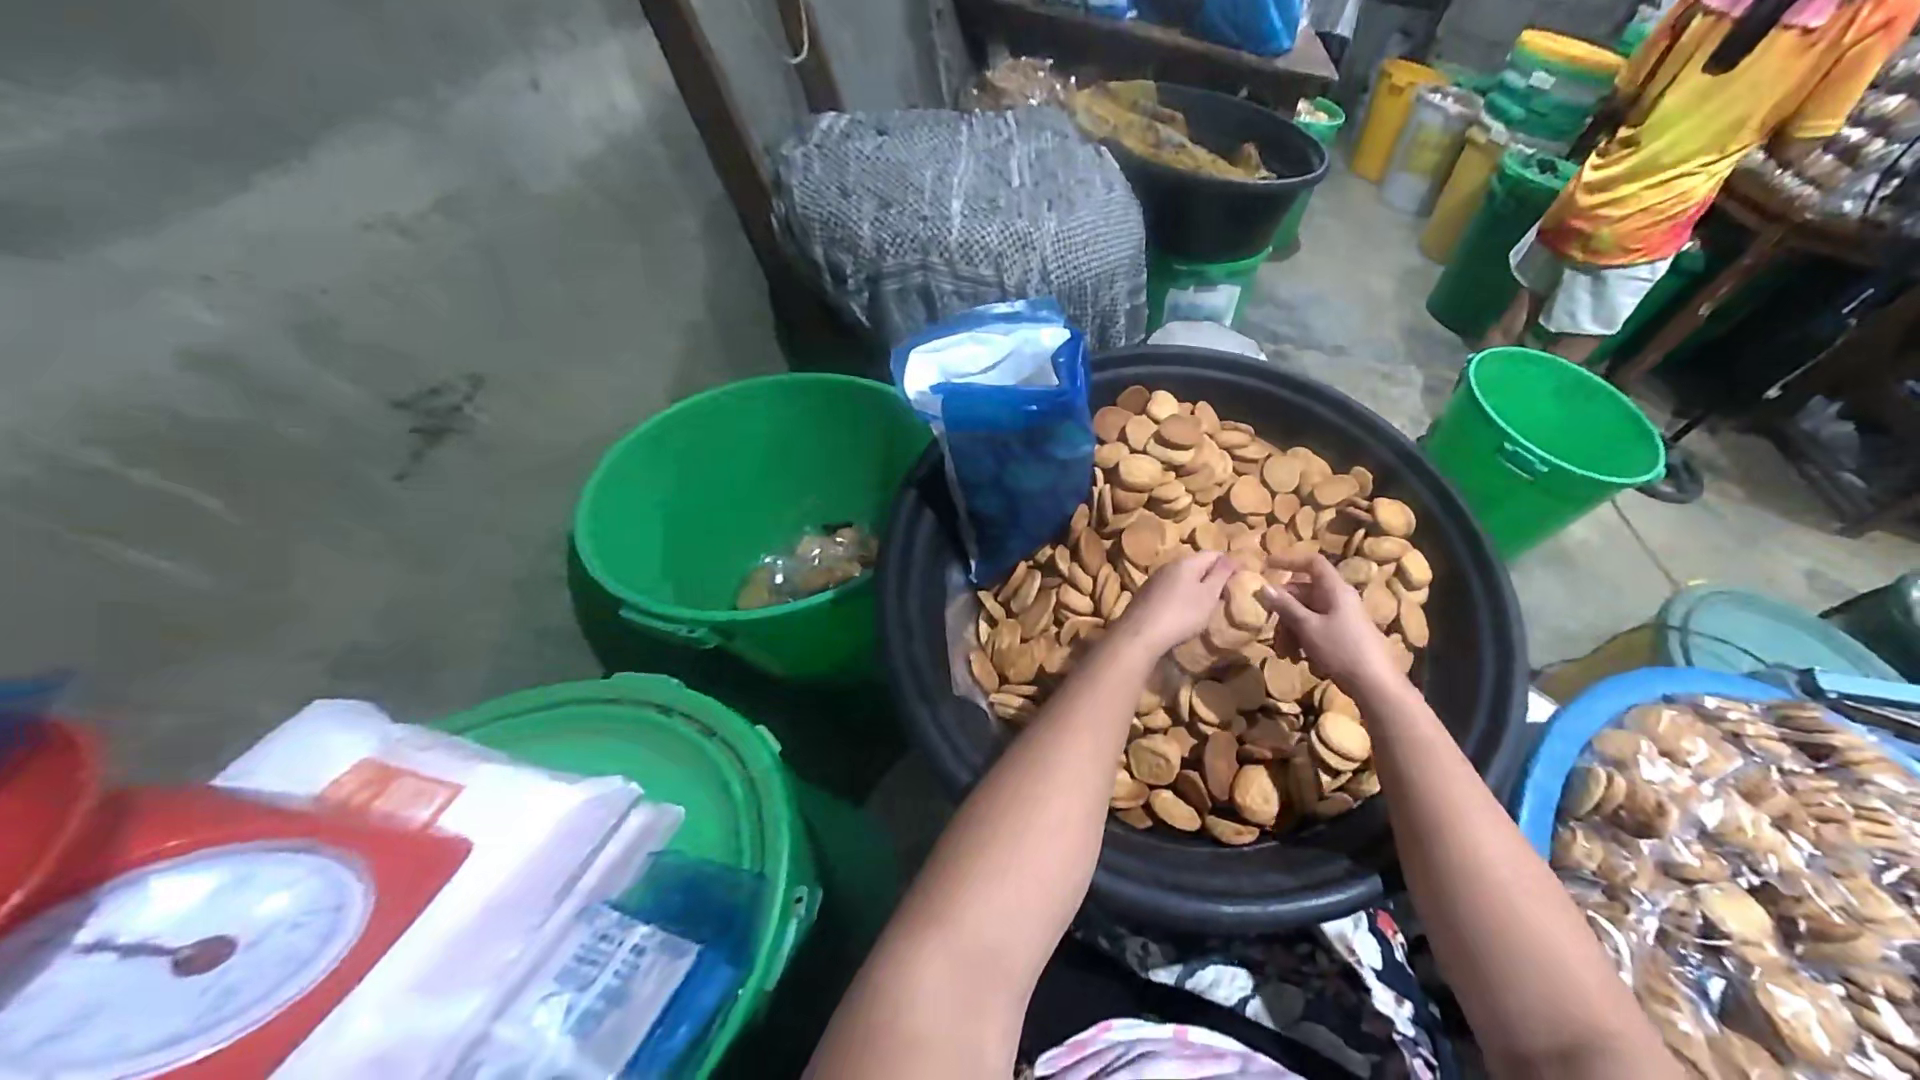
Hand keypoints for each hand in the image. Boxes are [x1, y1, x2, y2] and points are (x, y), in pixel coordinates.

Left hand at [1113, 552, 1233, 656]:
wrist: (1140, 634)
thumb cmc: (1181, 614)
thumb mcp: (1208, 595)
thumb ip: (1221, 574)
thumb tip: (1231, 557)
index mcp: (1186, 562)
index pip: (1214, 553)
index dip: (1229, 564)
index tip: (1239, 580)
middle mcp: (1168, 565)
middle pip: (1196, 564)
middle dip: (1211, 575)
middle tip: (1223, 594)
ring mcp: (1154, 579)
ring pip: (1182, 576)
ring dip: (1195, 586)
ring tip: (1205, 604)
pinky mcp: (1146, 594)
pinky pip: (1170, 588)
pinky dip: (1180, 595)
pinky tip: (1182, 610)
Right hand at [1259, 553, 1404, 696]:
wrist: (1376, 684)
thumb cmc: (1341, 649)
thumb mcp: (1307, 627)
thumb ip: (1285, 606)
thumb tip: (1263, 587)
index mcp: (1334, 590)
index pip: (1312, 563)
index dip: (1289, 560)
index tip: (1267, 566)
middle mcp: (1339, 598)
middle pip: (1303, 592)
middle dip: (1283, 610)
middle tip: (1270, 629)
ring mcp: (1342, 616)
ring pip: (1307, 612)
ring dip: (1290, 629)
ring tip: (1285, 653)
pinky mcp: (1343, 634)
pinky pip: (1316, 627)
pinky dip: (1302, 638)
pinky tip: (1297, 657)